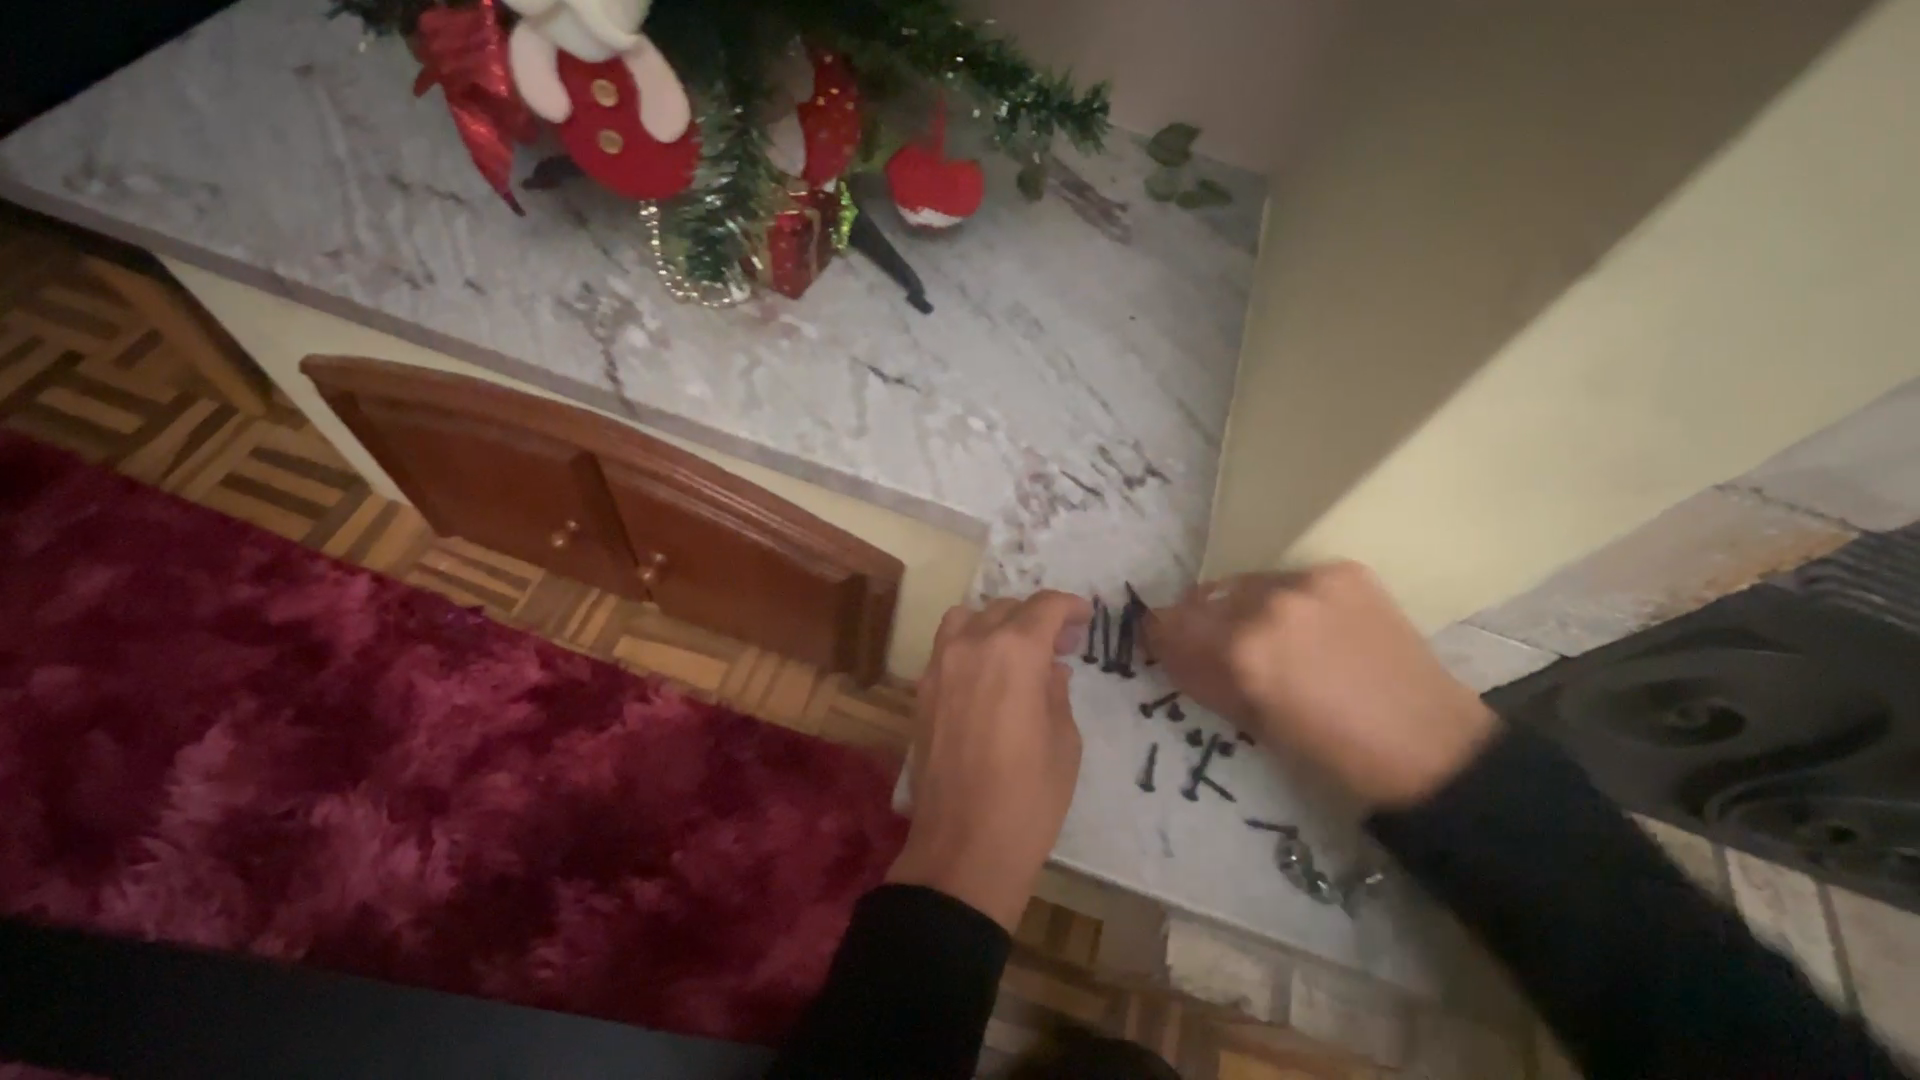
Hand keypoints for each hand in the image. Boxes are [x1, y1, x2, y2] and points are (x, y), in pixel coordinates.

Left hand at [887, 591, 1092, 930]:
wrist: (963, 847)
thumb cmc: (1029, 797)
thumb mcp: (1064, 742)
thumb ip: (1056, 692)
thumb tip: (1050, 670)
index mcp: (1013, 653)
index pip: (1043, 607)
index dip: (1070, 607)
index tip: (1086, 618)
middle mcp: (970, 647)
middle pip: (1004, 608)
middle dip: (1037, 618)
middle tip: (1061, 646)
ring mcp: (938, 668)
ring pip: (966, 619)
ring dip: (996, 624)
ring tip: (1017, 653)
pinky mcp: (921, 694)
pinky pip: (946, 648)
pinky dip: (969, 646)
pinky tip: (988, 678)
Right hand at [1146, 562, 1497, 808]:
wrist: (1428, 743)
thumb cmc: (1332, 752)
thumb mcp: (1252, 724)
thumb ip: (1204, 679)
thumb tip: (1170, 651)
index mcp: (1243, 650)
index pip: (1172, 623)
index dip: (1160, 635)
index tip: (1161, 644)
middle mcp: (1269, 604)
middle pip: (1204, 597)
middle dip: (1200, 623)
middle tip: (1216, 648)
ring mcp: (1309, 582)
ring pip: (1245, 583)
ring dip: (1241, 607)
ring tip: (1267, 637)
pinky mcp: (1343, 572)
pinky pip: (1289, 579)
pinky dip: (1285, 600)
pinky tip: (1309, 628)